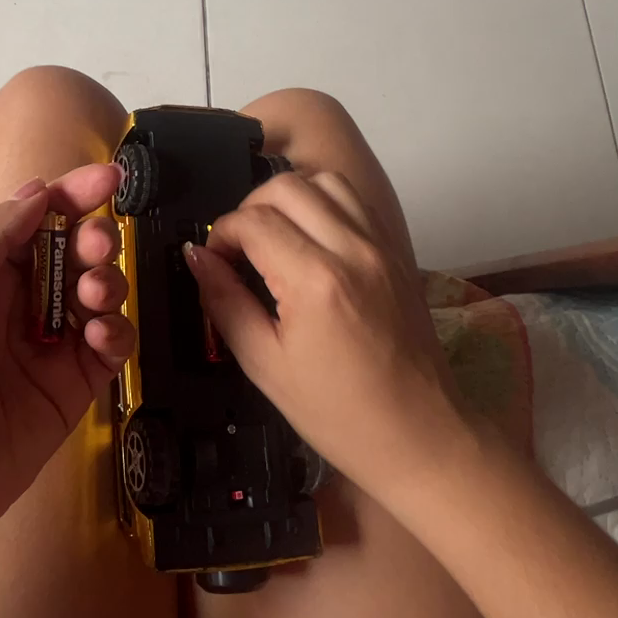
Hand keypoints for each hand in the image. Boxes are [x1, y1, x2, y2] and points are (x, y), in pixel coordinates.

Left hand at [0, 164, 134, 551]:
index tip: (111, 178)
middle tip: (97, 247)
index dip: (70, 195)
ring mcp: (46, 346)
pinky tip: (101, 337)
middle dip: (92, 238)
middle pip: (71, 252)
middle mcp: (14, 302)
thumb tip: (37, 190)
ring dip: (105, 281)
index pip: (33, 220)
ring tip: (93, 294)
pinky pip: (108, 347)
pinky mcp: (71, 388)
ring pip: (96, 293)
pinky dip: (115, 333)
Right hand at [184, 171, 468, 493]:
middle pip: (284, 187)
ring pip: (323, 180)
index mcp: (315, 282)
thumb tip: (196, 257)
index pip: (252, 222)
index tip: (214, 263)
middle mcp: (351, 249)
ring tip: (275, 237)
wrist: (421, 436)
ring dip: (288, 198)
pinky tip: (310, 239)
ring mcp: (380, 245)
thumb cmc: (338, 413)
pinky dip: (323, 203)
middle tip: (240, 249)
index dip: (221, 235)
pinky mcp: (396, 250)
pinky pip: (354, 200)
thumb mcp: (264, 364)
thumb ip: (224, 302)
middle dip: (249, 209)